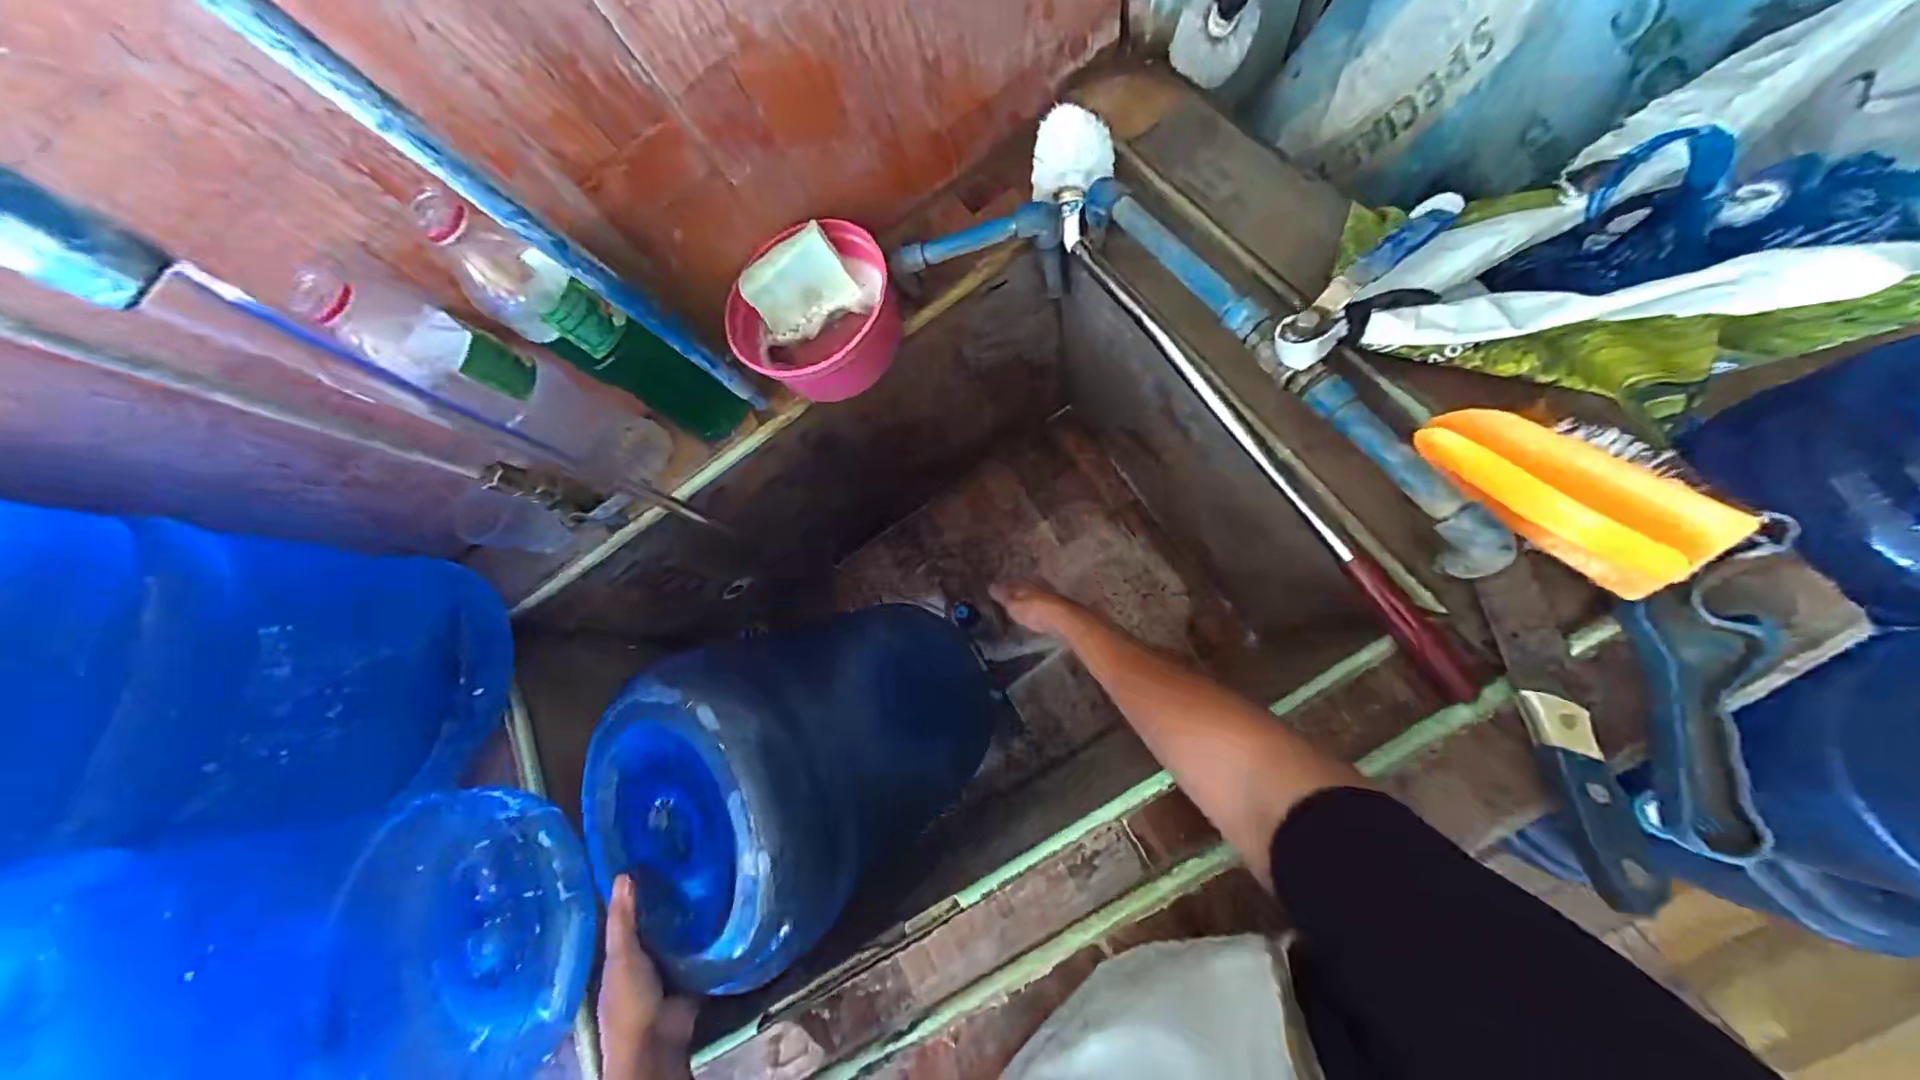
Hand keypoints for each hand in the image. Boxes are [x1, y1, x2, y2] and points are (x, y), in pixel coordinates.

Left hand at [599, 875, 697, 1079]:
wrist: (658, 1042)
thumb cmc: (629, 1000)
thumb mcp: (622, 957)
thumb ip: (623, 920)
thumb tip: (623, 873)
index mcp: (618, 957)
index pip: (625, 916)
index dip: (634, 890)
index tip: (650, 855)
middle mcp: (642, 959)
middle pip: (654, 922)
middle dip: (667, 897)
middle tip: (686, 856)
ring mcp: (668, 967)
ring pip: (679, 933)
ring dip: (691, 913)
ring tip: (708, 871)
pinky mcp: (693, 972)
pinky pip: (702, 947)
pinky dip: (710, 931)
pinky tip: (723, 903)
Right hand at [990, 580, 1085, 638]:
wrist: (1062, 617)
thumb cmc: (1033, 609)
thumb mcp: (1013, 604)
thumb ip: (1003, 595)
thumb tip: (991, 586)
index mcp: (1023, 581)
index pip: (1008, 581)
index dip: (1001, 587)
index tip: (994, 593)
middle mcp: (1035, 583)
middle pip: (1021, 586)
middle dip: (1014, 591)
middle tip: (1005, 600)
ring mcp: (1047, 592)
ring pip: (1032, 593)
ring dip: (1026, 598)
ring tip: (1018, 607)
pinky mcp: (1055, 603)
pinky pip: (1040, 602)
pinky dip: (1034, 605)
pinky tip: (1033, 612)